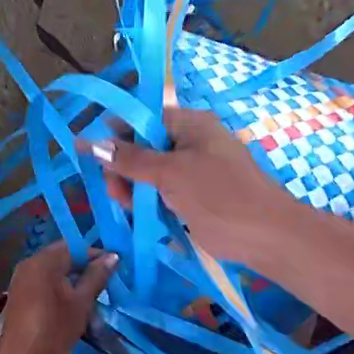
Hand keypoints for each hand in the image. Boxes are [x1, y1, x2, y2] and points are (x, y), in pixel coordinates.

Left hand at [0, 242, 117, 353]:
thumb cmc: (55, 327)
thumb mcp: (81, 302)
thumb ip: (96, 276)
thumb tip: (113, 256)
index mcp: (44, 260)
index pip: (74, 247)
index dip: (96, 255)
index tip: (114, 266)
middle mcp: (28, 263)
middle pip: (61, 256)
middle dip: (83, 266)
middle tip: (104, 279)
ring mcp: (20, 279)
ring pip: (51, 269)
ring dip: (71, 277)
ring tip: (89, 292)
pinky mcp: (18, 294)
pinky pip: (41, 281)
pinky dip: (57, 286)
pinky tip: (69, 301)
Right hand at [90, 106, 306, 265]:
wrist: (264, 235)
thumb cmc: (219, 195)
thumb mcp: (171, 173)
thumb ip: (131, 159)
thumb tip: (93, 143)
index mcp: (190, 124)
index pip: (144, 118)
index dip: (115, 132)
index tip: (90, 153)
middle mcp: (191, 143)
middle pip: (143, 147)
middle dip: (123, 167)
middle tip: (114, 192)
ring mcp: (192, 172)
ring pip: (149, 174)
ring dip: (132, 188)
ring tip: (127, 207)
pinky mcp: (193, 198)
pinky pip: (161, 193)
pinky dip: (147, 202)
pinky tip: (138, 214)